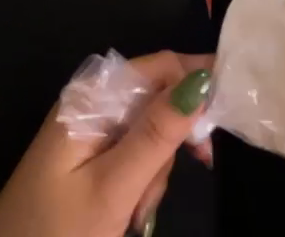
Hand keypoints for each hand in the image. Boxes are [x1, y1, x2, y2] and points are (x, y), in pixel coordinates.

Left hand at [0, 52, 213, 236]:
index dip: (197, 81)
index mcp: (91, 97)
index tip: (228, 116)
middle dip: (172, 140)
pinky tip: (131, 212)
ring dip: (156, 170)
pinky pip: (132, 154)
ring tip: (137, 212)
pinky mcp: (88, 159)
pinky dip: (141, 181)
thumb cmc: (56, 233)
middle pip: (158, 98)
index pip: (159, 65)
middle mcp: (90, 104)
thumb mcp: (113, 188)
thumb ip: (157, 133)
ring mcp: (88, 132)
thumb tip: (203, 76)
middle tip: (175, 180)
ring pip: (150, 131)